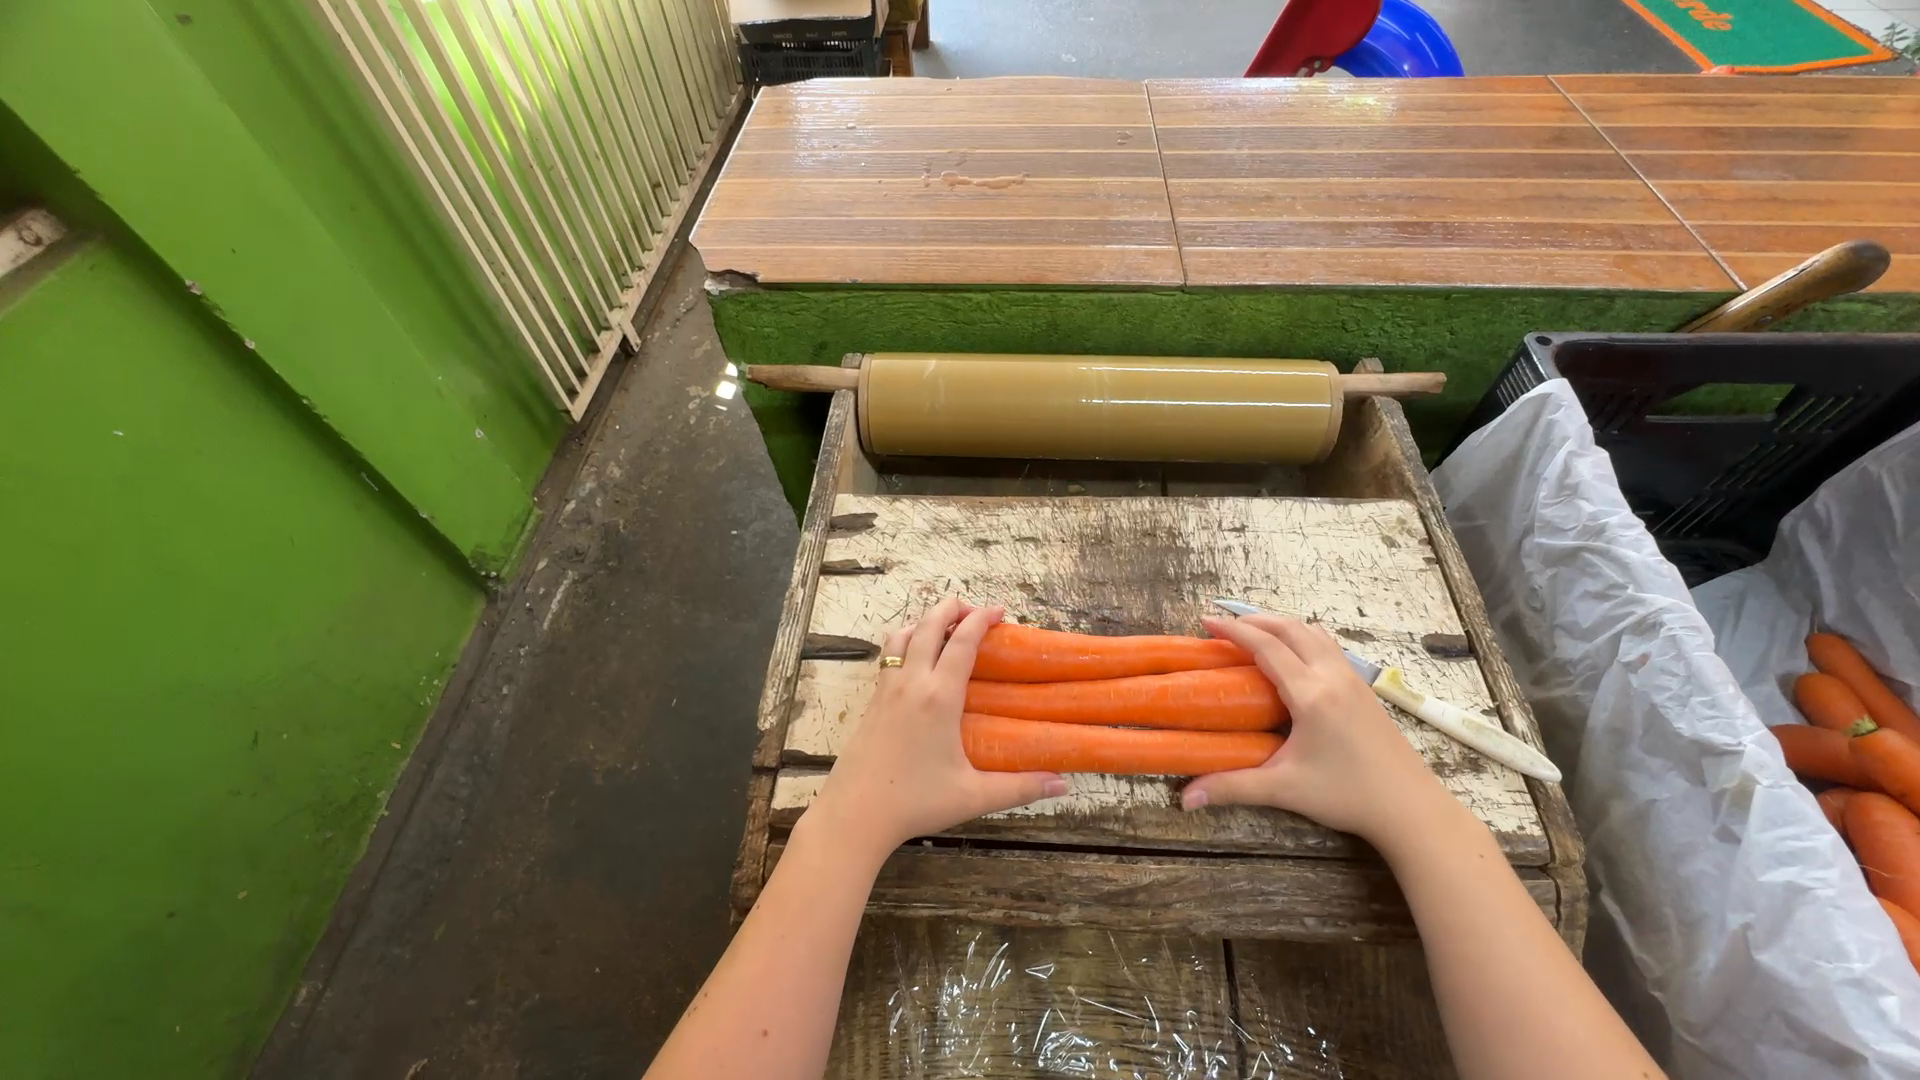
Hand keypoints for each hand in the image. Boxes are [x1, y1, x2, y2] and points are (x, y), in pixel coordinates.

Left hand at [802, 598, 1068, 861]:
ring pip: (902, 635)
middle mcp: (910, 683)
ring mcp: (886, 689)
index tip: (999, 610)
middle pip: (928, 624)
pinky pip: (889, 656)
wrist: (854, 814)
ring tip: (945, 626)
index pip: (962, 642)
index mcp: (939, 697)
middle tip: (974, 609)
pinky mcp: (871, 702)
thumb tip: (1064, 785)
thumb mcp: (973, 796)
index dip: (981, 619)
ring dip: (924, 621)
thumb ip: (1020, 787)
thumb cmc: (915, 803)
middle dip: (952, 608)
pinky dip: (906, 642)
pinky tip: (917, 660)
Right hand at [1181, 614, 1449, 843]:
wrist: (1412, 808)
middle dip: (1255, 619)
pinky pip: (1329, 647)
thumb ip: (1233, 787)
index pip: (1267, 646)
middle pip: (1291, 628)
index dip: (1233, 630)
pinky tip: (1294, 659)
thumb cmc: (1347, 795)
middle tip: (1224, 626)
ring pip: (1314, 633)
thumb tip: (1185, 798)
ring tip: (1256, 635)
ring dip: (1282, 625)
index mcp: (1310, 694)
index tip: (1206, 622)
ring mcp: (1353, 680)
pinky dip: (1303, 638)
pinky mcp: (1364, 689)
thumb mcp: (1284, 789)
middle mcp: (1332, 676)